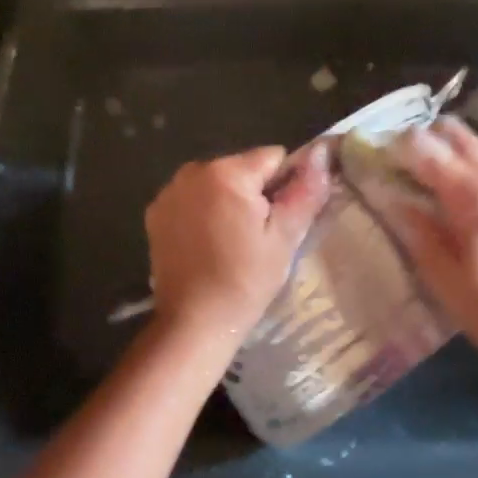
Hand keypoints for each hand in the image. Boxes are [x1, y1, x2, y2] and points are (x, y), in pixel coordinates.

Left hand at [144, 144, 330, 348]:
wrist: (192, 323)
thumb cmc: (244, 280)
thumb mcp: (284, 238)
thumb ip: (305, 191)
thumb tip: (322, 154)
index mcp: (227, 172)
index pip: (272, 158)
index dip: (283, 186)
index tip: (278, 220)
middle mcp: (194, 170)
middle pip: (242, 168)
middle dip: (253, 194)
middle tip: (256, 237)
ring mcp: (170, 190)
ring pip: (216, 182)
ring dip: (227, 201)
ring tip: (230, 243)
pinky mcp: (155, 211)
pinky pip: (191, 198)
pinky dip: (201, 212)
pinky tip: (205, 245)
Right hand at [394, 117, 477, 373]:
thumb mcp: (442, 277)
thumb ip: (416, 230)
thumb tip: (391, 197)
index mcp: (472, 194)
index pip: (426, 147)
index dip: (396, 146)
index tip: (373, 157)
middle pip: (455, 134)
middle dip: (423, 138)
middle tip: (396, 161)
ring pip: (476, 148)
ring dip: (446, 151)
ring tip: (419, 177)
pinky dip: (467, 167)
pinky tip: (454, 197)